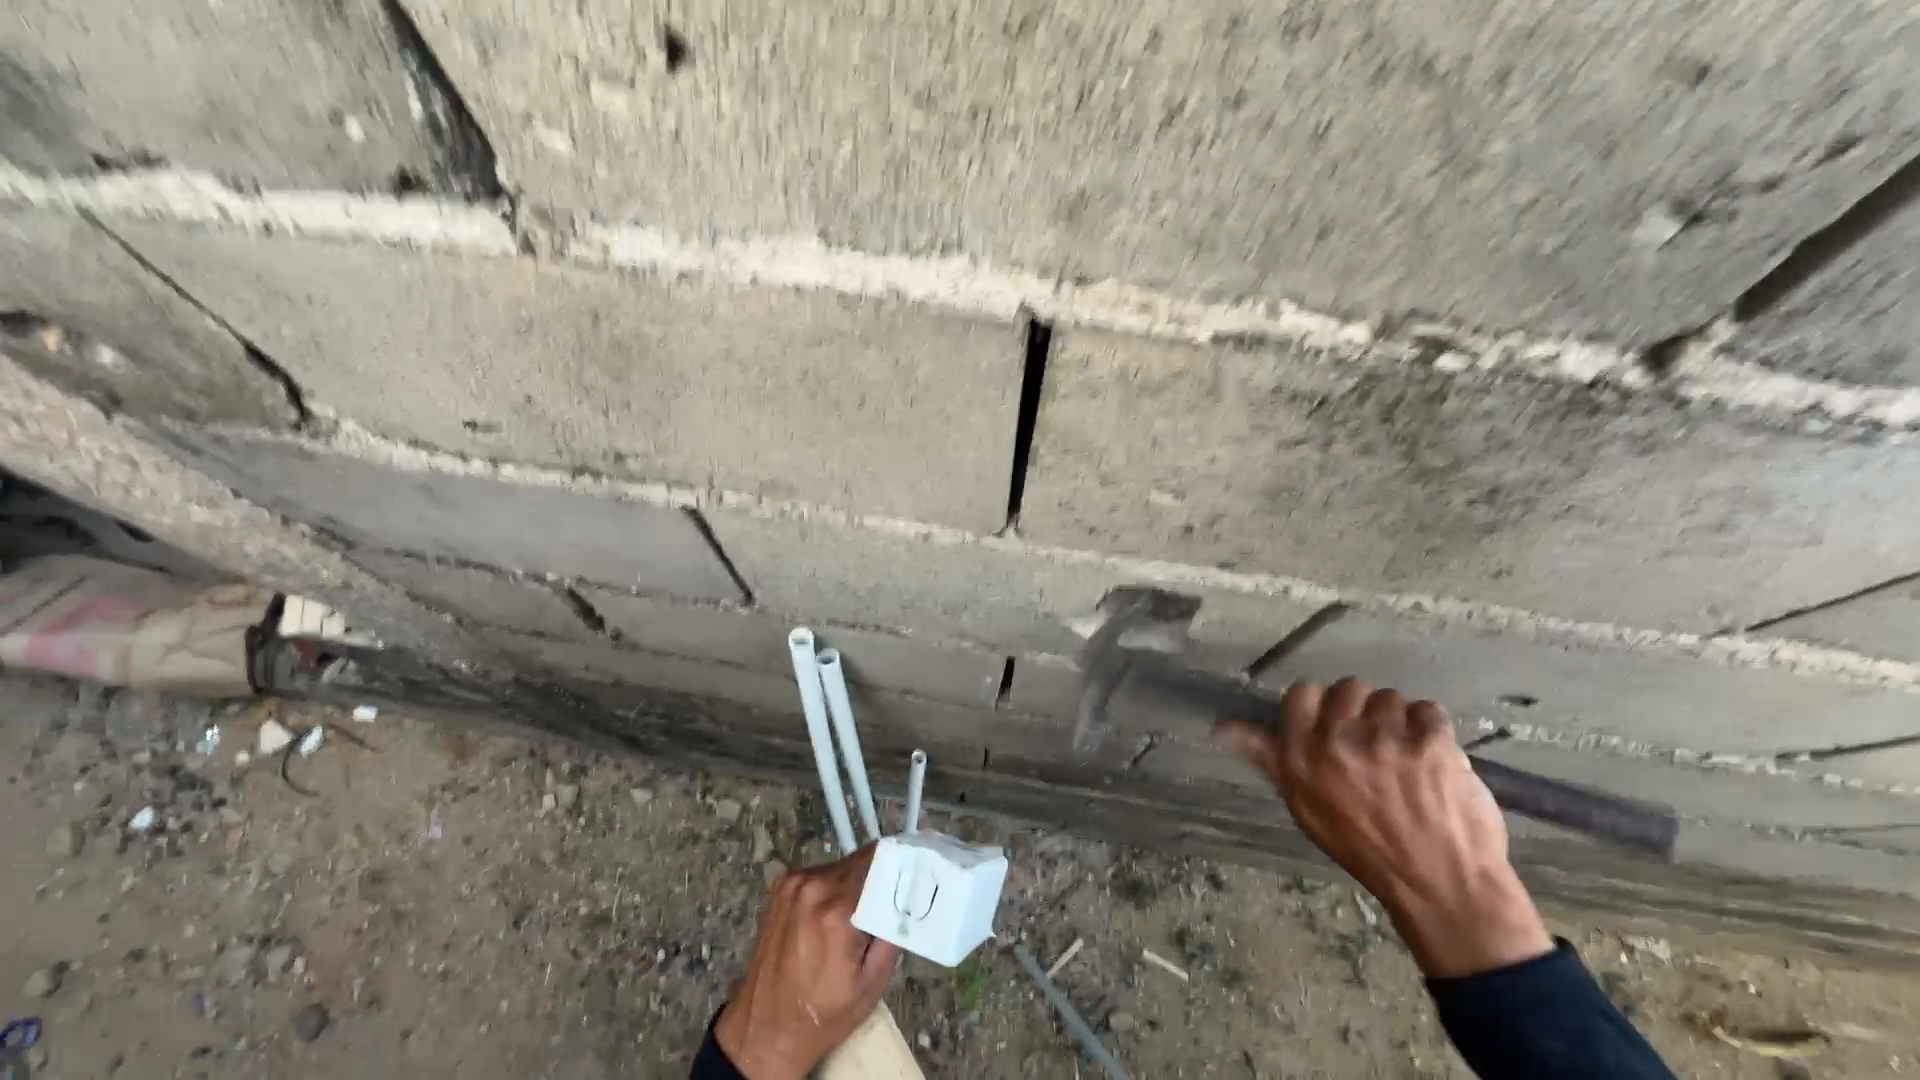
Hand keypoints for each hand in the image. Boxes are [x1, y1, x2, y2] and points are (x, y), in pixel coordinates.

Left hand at [715, 844, 901, 1079]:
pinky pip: (822, 874)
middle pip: (862, 860)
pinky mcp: (782, 888)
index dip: (903, 864)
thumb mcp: (873, 982)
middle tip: (898, 897)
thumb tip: (911, 897)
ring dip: (859, 881)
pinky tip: (839, 915)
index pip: (881, 862)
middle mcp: (813, 886)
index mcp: (837, 909)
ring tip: (867, 912)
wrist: (765, 1029)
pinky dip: (836, 887)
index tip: (920, 873)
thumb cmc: (824, 1013)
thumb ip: (894, 933)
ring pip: (842, 866)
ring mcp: (793, 884)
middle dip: (882, 874)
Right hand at [1219, 677, 1552, 977]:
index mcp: (1300, 757)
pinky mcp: (1430, 741)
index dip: (1321, 706)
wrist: (1440, 886)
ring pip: (1390, 697)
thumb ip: (1270, 758)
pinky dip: (1433, 730)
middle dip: (1362, 711)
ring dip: (1399, 721)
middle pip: (1348, 688)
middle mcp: (1335, 741)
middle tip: (1374, 745)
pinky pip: (1428, 710)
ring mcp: (1384, 739)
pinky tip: (1433, 759)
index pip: (1301, 694)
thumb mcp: (1304, 806)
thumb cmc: (1367, 849)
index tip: (1333, 727)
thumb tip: (1222, 728)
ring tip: (1407, 757)